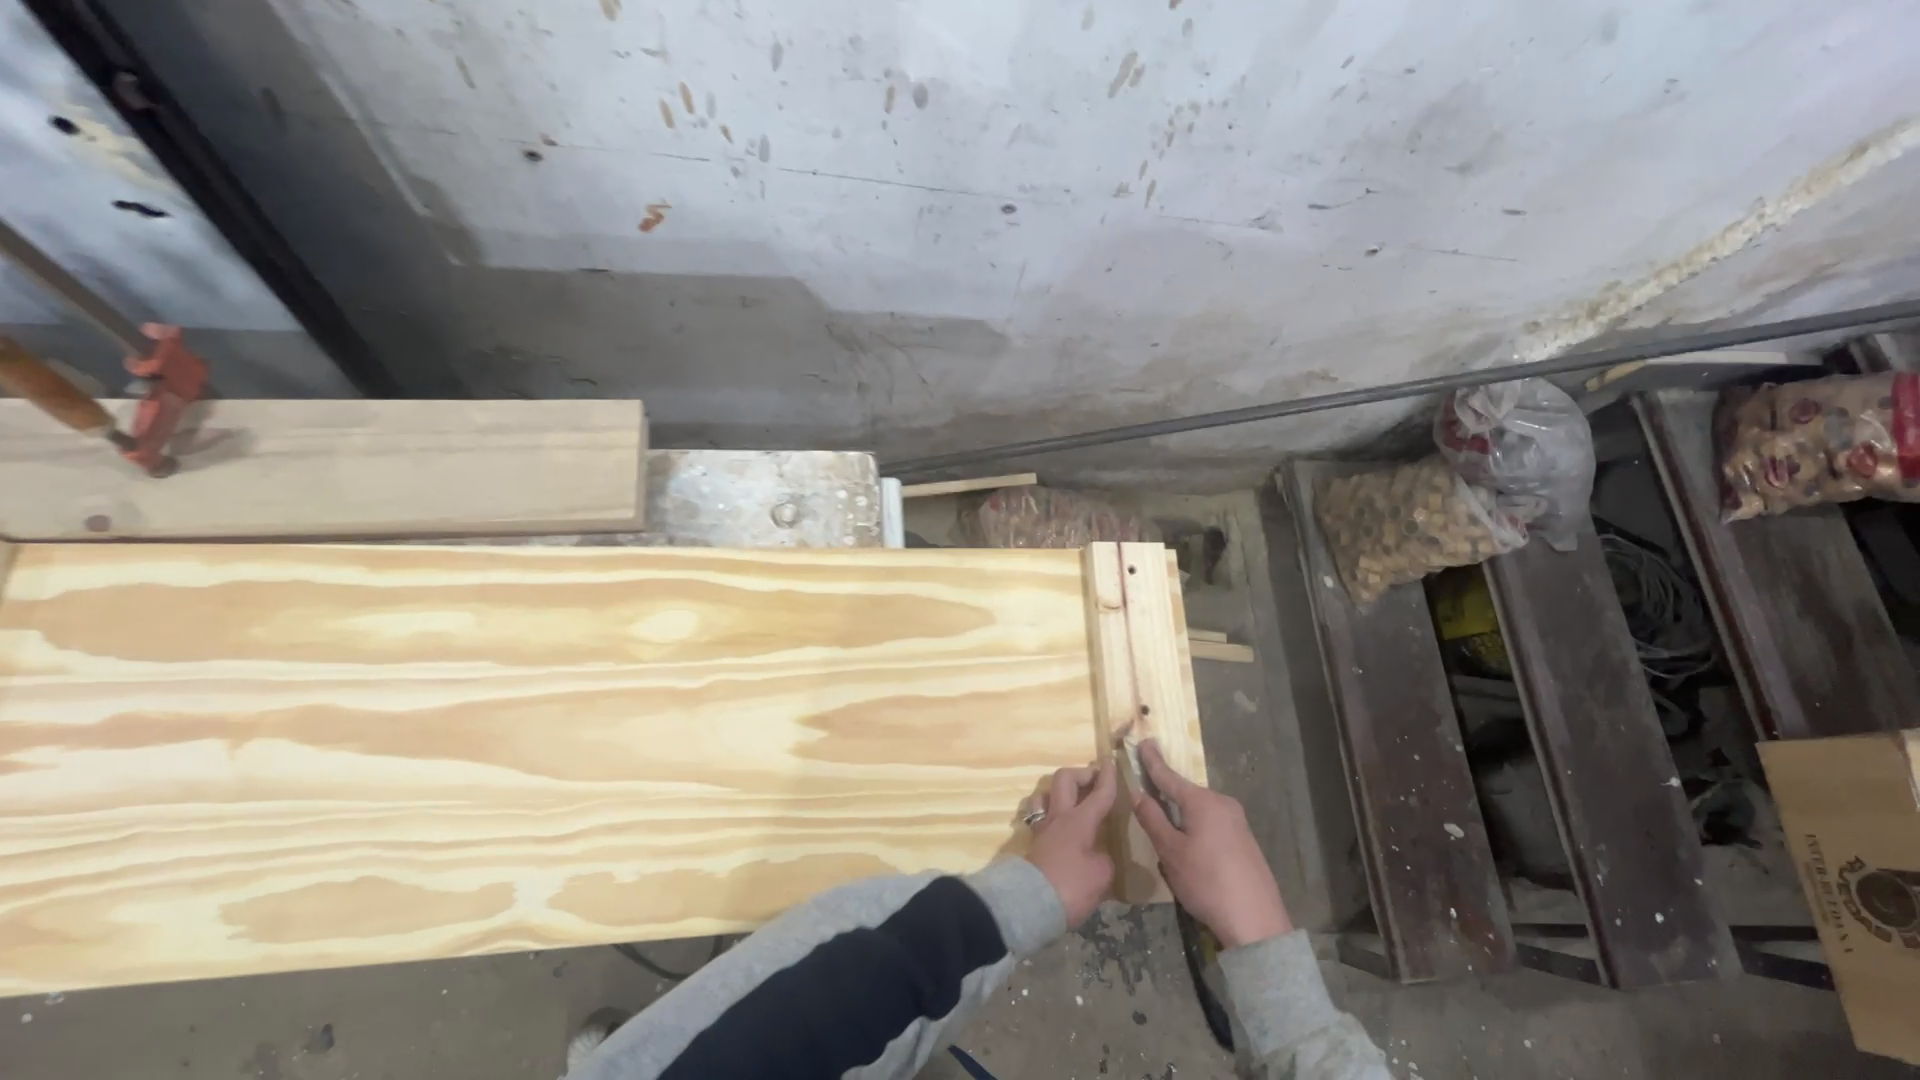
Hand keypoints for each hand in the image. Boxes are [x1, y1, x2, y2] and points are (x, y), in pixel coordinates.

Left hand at [1023, 759, 1117, 925]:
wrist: (1030, 905)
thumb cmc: (1071, 887)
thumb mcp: (1101, 876)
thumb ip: (1103, 858)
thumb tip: (1097, 854)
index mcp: (1079, 820)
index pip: (1098, 793)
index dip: (1108, 777)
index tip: (1112, 763)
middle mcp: (1058, 817)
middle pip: (1064, 779)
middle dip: (1081, 773)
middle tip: (1094, 778)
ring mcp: (1042, 829)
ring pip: (1045, 794)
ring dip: (1060, 791)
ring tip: (1073, 799)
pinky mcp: (1033, 844)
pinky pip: (1039, 816)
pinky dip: (1050, 813)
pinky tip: (1059, 824)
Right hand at [1131, 739, 1291, 947]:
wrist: (1255, 921)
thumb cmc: (1206, 881)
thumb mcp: (1170, 851)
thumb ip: (1152, 819)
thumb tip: (1139, 793)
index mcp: (1202, 801)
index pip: (1169, 776)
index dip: (1153, 761)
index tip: (1144, 741)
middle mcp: (1222, 804)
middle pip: (1185, 795)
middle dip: (1166, 801)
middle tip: (1148, 813)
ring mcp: (1237, 822)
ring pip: (1198, 814)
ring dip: (1180, 824)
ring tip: (1169, 852)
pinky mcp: (1245, 841)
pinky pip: (1212, 827)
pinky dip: (1196, 834)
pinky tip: (1192, 861)